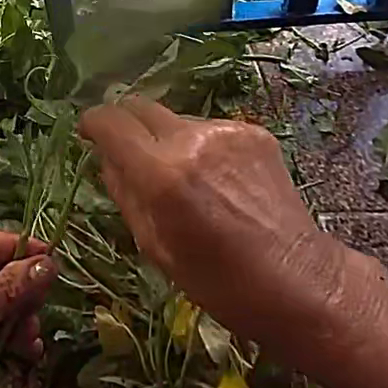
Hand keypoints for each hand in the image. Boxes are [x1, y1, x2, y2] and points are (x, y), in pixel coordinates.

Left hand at [0, 229, 56, 387]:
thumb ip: (6, 289)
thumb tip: (47, 263)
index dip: (16, 247)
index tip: (50, 255)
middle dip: (23, 285)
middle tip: (43, 298)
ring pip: (9, 297)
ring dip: (25, 314)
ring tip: (30, 333)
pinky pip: (9, 325)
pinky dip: (22, 335)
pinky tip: (29, 349)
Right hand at [79, 97, 384, 359]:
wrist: (299, 281)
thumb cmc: (218, 282)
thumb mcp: (154, 246)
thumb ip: (123, 191)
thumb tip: (105, 157)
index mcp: (160, 173)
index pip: (110, 121)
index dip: (92, 122)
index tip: (88, 131)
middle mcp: (190, 139)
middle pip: (140, 105)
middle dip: (125, 122)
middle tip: (127, 148)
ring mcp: (225, 131)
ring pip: (175, 118)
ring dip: (166, 138)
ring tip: (183, 177)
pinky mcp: (253, 131)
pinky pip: (209, 129)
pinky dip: (201, 147)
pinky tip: (218, 181)